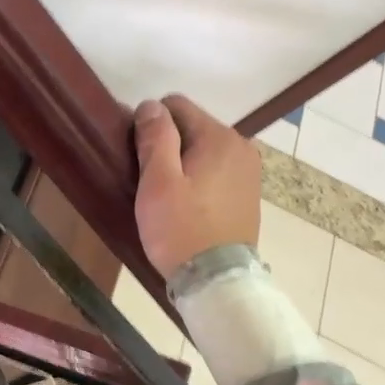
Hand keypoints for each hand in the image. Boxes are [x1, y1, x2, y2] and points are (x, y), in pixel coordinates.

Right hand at [132, 95, 260, 279]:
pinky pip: (213, 168)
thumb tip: (151, 104)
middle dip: (166, 143)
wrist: (216, 279)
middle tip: (148, 178)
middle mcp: (241, 147)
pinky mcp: (246, 192)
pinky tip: (185, 202)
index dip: (149, 124)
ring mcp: (247, 170)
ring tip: (165, 192)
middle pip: (190, 125)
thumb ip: (155, 137)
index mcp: (220, 138)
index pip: (176, 105)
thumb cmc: (180, 228)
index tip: (136, 155)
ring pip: (201, 148)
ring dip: (180, 160)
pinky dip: (196, 176)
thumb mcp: (158, 181)